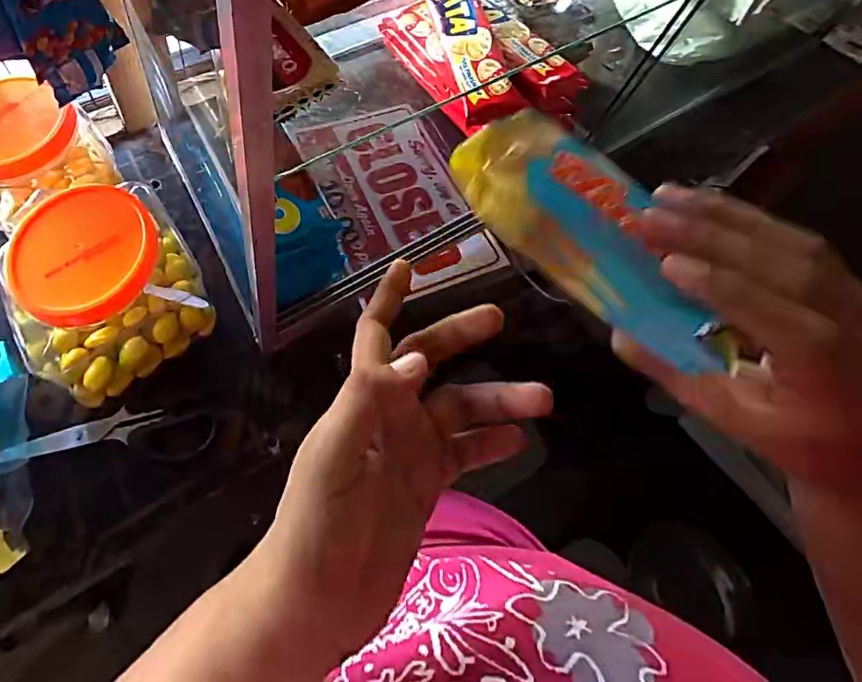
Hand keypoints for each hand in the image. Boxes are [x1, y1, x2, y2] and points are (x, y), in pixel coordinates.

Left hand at [242, 260, 554, 669]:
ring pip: (457, 410)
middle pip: (426, 361)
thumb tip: (413, 358)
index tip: (407, 266)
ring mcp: (407, 450)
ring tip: (543, 398)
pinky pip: (464, 454)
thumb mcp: (336, 452)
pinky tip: (519, 441)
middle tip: (499, 318)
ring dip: (495, 401)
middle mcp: (386, 414)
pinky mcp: (424, 486)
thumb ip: (369, 399)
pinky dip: (490, 444)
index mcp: (361, 398)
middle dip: (458, 337)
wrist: (318, 595)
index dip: (388, 299)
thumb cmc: (317, 518)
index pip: (374, 335)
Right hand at [616, 185, 861, 492]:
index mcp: (830, 372)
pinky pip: (796, 239)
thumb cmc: (794, 439)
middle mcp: (855, 327)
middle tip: (649, 216)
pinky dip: (746, 217)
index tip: (666, 263)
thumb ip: (674, 372)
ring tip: (666, 196)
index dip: (723, 288)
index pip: (780, 320)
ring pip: (793, 243)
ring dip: (724, 215)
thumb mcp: (729, 418)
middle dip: (713, 236)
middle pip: (788, 267)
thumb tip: (618, 332)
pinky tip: (702, 203)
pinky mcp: (846, 280)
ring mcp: (857, 299)